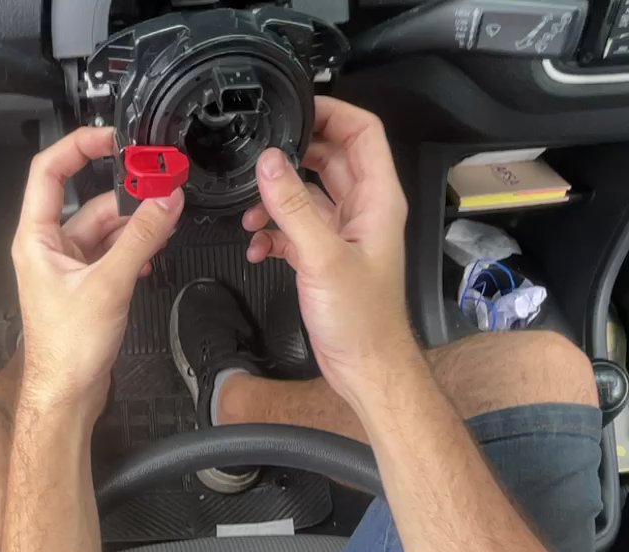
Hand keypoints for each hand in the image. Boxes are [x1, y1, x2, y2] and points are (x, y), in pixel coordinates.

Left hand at [12, 127, 184, 416]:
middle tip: (159, 186)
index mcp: (36, 239)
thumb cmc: (67, 350)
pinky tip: (151, 254)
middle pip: (87, 202)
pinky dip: (131, 251)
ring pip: (104, 231)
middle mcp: (48, 249)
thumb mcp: (108, 285)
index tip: (113, 138)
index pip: (49, 171)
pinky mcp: (85, 287)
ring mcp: (67, 269)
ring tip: (164, 222)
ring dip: (133, 227)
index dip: (79, 146)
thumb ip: (140, 239)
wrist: (68, 393)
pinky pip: (110, 256)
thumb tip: (165, 201)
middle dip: (124, 196)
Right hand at [242, 98, 421, 406]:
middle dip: (292, 158)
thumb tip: (269, 164)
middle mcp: (363, 211)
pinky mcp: (325, 259)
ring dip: (276, 202)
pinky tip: (257, 248)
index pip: (361, 133)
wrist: (364, 365)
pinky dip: (274, 235)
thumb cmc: (362, 320)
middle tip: (261, 159)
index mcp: (377, 199)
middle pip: (328, 161)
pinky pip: (296, 232)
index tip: (296, 109)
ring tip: (251, 214)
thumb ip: (293, 208)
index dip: (332, 113)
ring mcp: (343, 236)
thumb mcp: (323, 257)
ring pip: (307, 198)